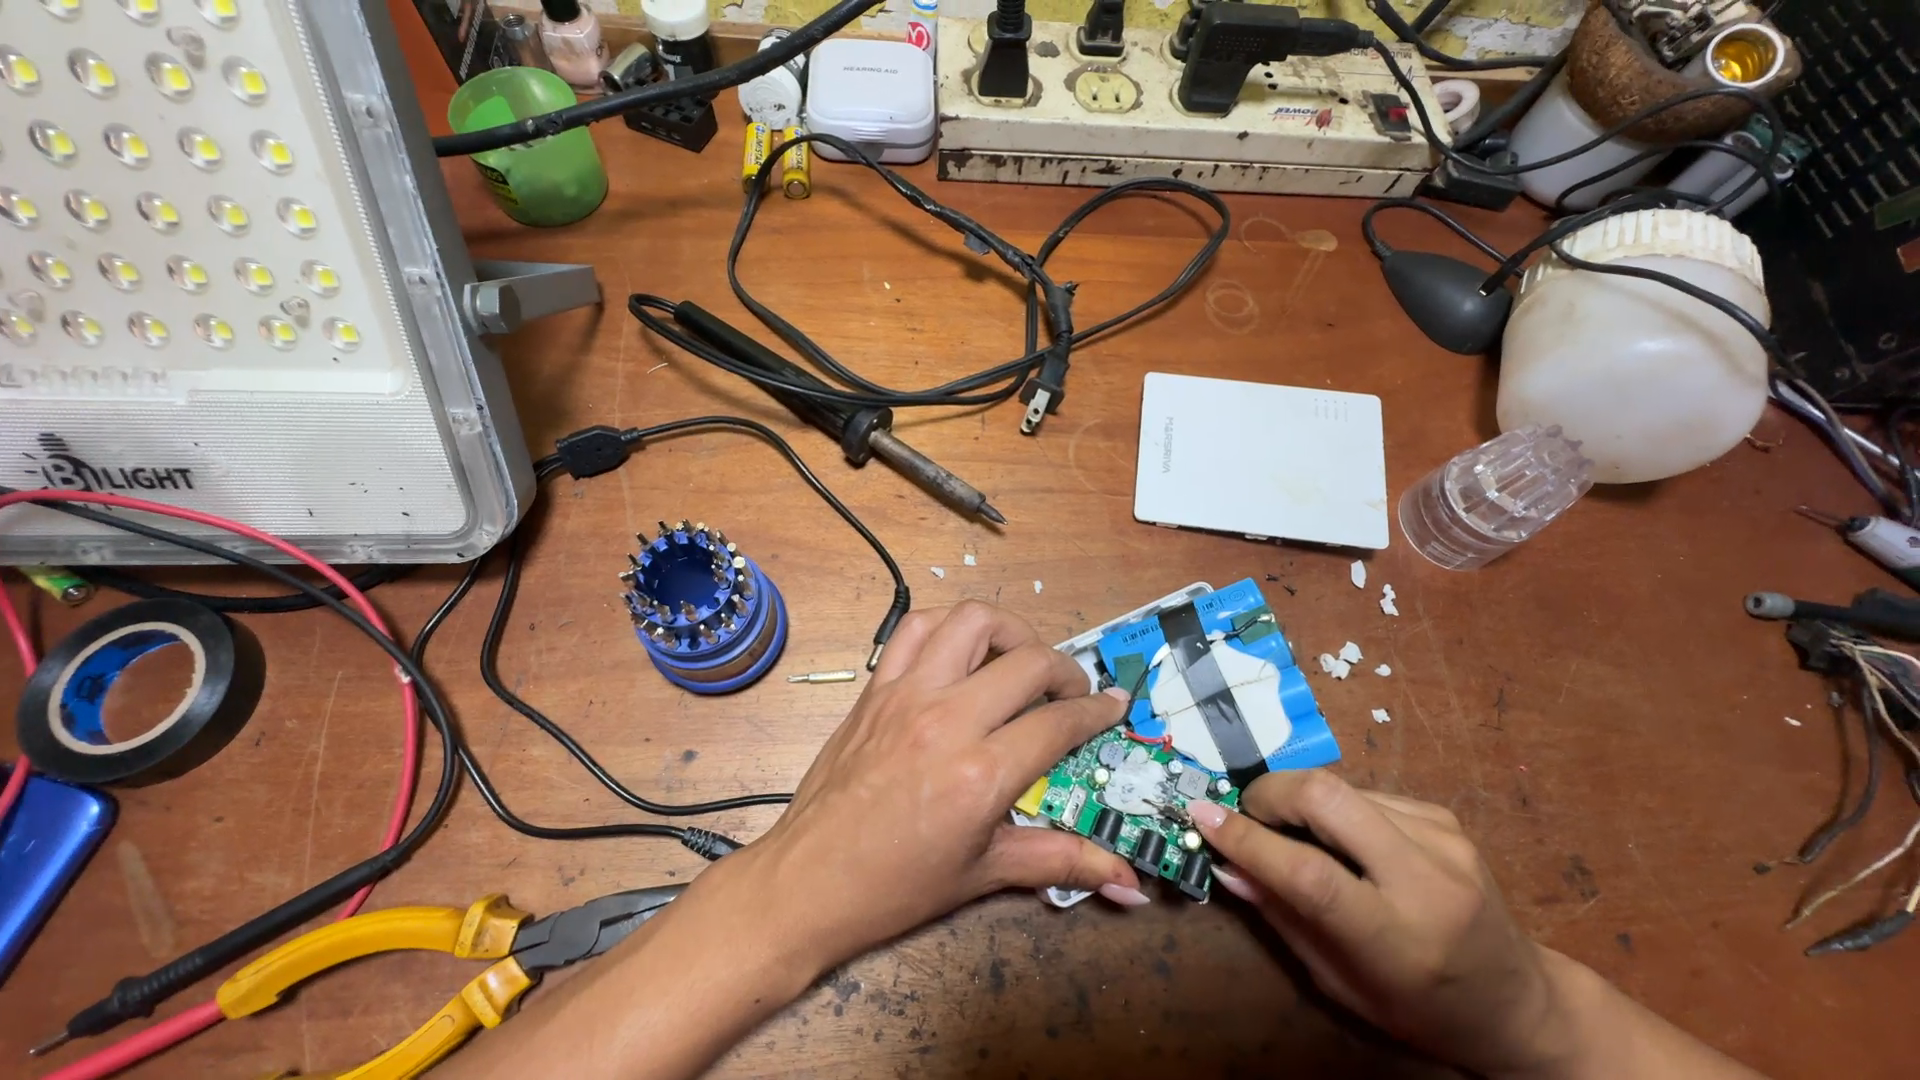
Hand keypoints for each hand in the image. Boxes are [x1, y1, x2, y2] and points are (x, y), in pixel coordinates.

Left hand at [738, 601, 1148, 974]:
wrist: (808, 881)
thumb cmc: (898, 887)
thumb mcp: (985, 873)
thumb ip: (1063, 862)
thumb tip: (1132, 884)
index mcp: (981, 773)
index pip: (1059, 722)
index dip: (1096, 711)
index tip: (1114, 705)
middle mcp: (947, 719)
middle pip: (1028, 661)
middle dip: (1065, 670)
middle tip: (1071, 693)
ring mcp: (906, 694)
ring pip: (971, 621)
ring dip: (1009, 631)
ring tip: (1019, 659)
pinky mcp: (875, 687)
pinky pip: (914, 630)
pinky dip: (948, 627)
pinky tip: (961, 654)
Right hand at [1189, 770, 1571, 1079]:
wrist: (1519, 1002)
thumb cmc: (1418, 1007)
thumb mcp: (1338, 981)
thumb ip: (1281, 917)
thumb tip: (1227, 864)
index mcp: (1397, 935)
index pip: (1309, 872)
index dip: (1248, 839)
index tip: (1202, 814)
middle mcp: (1426, 877)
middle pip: (1326, 796)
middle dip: (1270, 793)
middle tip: (1247, 813)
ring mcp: (1442, 839)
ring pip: (1340, 786)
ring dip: (1299, 801)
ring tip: (1293, 833)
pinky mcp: (1445, 818)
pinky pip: (1365, 793)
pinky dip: (1334, 807)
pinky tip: (1340, 839)